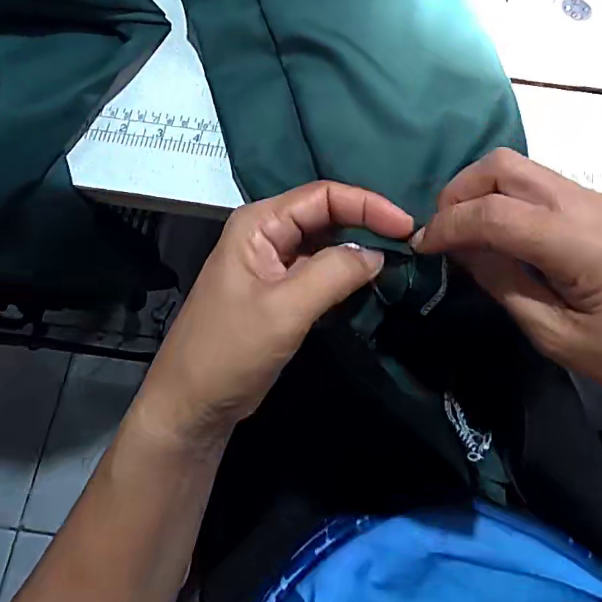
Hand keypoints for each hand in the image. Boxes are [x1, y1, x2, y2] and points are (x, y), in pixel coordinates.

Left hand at [133, 181, 414, 449]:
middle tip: (409, 241)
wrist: (192, 406)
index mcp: (260, 223)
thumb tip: (378, 254)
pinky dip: (349, 271)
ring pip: (328, 240)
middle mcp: (267, 233)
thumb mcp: (285, 309)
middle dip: (367, 223)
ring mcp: (274, 261)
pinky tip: (372, 280)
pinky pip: (323, 267)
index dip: (368, 205)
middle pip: (327, 213)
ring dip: (361, 247)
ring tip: (399, 257)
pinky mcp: (283, 288)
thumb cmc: (230, 350)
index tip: (406, 226)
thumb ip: (334, 273)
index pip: (323, 196)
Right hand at [414, 149, 601, 423]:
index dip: (450, 224)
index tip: (421, 246)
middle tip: (441, 231)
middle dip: (460, 191)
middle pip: (505, 166)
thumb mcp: (551, 334)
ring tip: (463, 231)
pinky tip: (498, 231)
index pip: (497, 212)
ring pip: (520, 167)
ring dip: (481, 191)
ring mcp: (598, 198)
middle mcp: (591, 205)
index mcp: (584, 245)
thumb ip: (501, 280)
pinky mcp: (599, 203)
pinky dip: (506, 197)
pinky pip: (539, 183)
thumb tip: (457, 246)